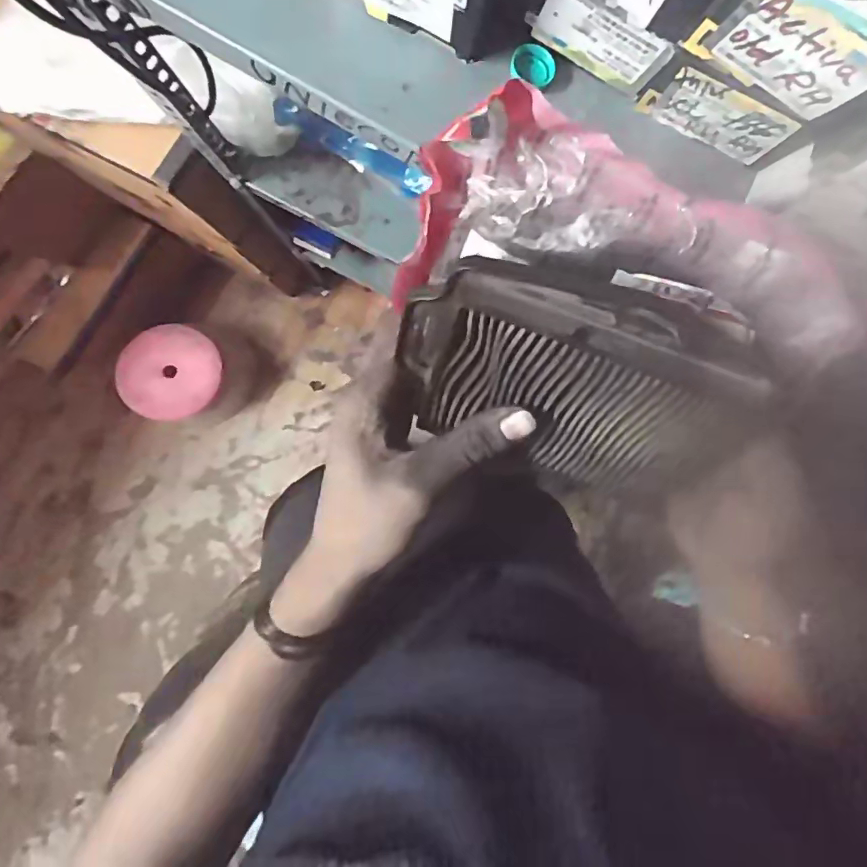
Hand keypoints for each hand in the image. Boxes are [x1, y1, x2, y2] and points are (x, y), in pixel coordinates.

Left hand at [271, 320, 534, 633]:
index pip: (395, 336)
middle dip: (446, 337)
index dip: (427, 313)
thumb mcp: (421, 480)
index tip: (470, 295)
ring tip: (494, 347)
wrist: (339, 571)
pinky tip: (476, 391)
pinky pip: (419, 401)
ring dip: (446, 365)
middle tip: (496, 321)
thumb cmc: (369, 521)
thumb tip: (527, 414)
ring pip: (415, 377)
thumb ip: (471, 443)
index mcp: (364, 396)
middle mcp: (367, 398)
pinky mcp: (389, 437)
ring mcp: (377, 418)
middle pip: (408, 353)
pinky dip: (444, 392)